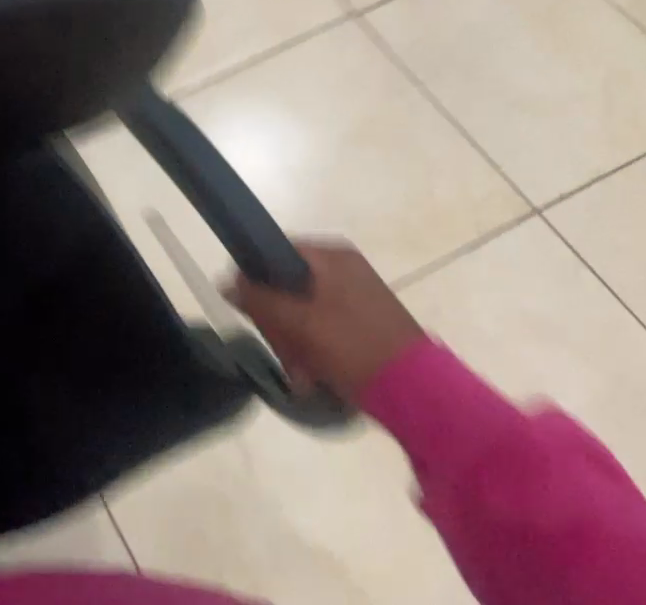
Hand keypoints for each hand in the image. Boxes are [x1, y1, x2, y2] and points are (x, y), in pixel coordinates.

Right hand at [224, 236, 424, 402]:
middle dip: (279, 325)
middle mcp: (344, 269)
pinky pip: (321, 328)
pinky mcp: (364, 323)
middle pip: (285, 286)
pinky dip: (314, 352)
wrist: (419, 393)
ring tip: (302, 374)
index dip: (255, 280)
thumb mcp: (299, 323)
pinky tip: (314, 376)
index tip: (251, 311)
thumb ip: (258, 299)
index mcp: (331, 256)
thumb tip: (225, 281)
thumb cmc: (354, 347)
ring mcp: (356, 296)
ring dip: (294, 345)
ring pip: (301, 312)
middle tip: (284, 352)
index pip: (273, 252)